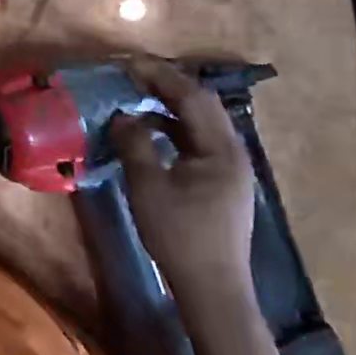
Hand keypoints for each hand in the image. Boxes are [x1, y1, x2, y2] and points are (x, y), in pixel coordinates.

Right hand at [113, 58, 257, 296]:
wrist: (213, 291)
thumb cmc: (180, 236)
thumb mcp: (149, 187)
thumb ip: (135, 144)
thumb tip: (122, 116)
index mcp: (221, 148)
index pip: (191, 96)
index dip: (160, 76)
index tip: (131, 63)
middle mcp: (233, 151)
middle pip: (203, 104)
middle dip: (169, 84)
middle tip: (136, 74)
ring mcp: (231, 168)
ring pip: (203, 122)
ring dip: (173, 105)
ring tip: (141, 96)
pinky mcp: (223, 182)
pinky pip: (200, 140)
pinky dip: (177, 128)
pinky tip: (153, 132)